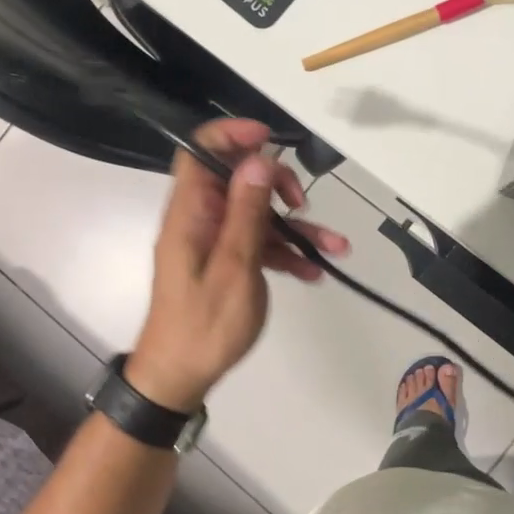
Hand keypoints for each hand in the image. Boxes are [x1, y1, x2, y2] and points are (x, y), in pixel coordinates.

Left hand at [128, 120, 348, 413]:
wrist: (179, 377)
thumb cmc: (204, 324)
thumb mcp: (233, 267)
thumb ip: (247, 212)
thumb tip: (258, 160)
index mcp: (190, 211)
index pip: (200, 150)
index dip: (233, 135)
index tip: (270, 141)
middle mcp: (200, 218)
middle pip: (237, 178)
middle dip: (276, 184)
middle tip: (301, 202)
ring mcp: (214, 242)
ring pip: (257, 215)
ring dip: (295, 226)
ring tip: (334, 245)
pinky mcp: (227, 264)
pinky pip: (259, 245)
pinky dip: (286, 253)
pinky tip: (316, 271)